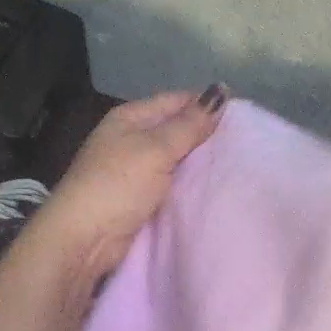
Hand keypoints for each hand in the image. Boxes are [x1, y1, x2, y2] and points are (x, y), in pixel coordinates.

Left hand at [27, 86, 228, 279]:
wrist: (84, 239)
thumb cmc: (117, 185)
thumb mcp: (156, 148)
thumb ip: (189, 124)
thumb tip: (220, 90)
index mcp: (129, 118)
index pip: (175, 101)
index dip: (206, 105)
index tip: (243, 118)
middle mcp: (130, 139)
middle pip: (175, 131)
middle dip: (206, 137)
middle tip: (247, 145)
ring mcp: (133, 171)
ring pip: (175, 161)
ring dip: (199, 165)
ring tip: (238, 165)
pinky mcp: (138, 199)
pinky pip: (170, 185)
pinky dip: (188, 186)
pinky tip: (213, 189)